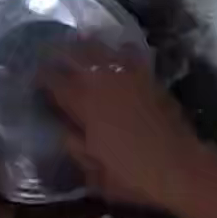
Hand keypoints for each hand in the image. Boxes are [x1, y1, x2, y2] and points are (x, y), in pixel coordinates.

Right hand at [41, 40, 207, 209]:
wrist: (180, 166)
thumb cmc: (134, 175)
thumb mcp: (95, 173)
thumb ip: (74, 148)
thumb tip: (62, 132)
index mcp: (82, 103)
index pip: (53, 80)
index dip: (41, 76)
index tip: (36, 77)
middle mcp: (99, 81)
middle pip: (71, 54)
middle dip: (58, 51)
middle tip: (49, 51)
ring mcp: (124, 74)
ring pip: (97, 46)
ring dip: (84, 44)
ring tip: (77, 42)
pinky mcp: (145, 74)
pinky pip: (127, 51)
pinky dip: (118, 49)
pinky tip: (115, 51)